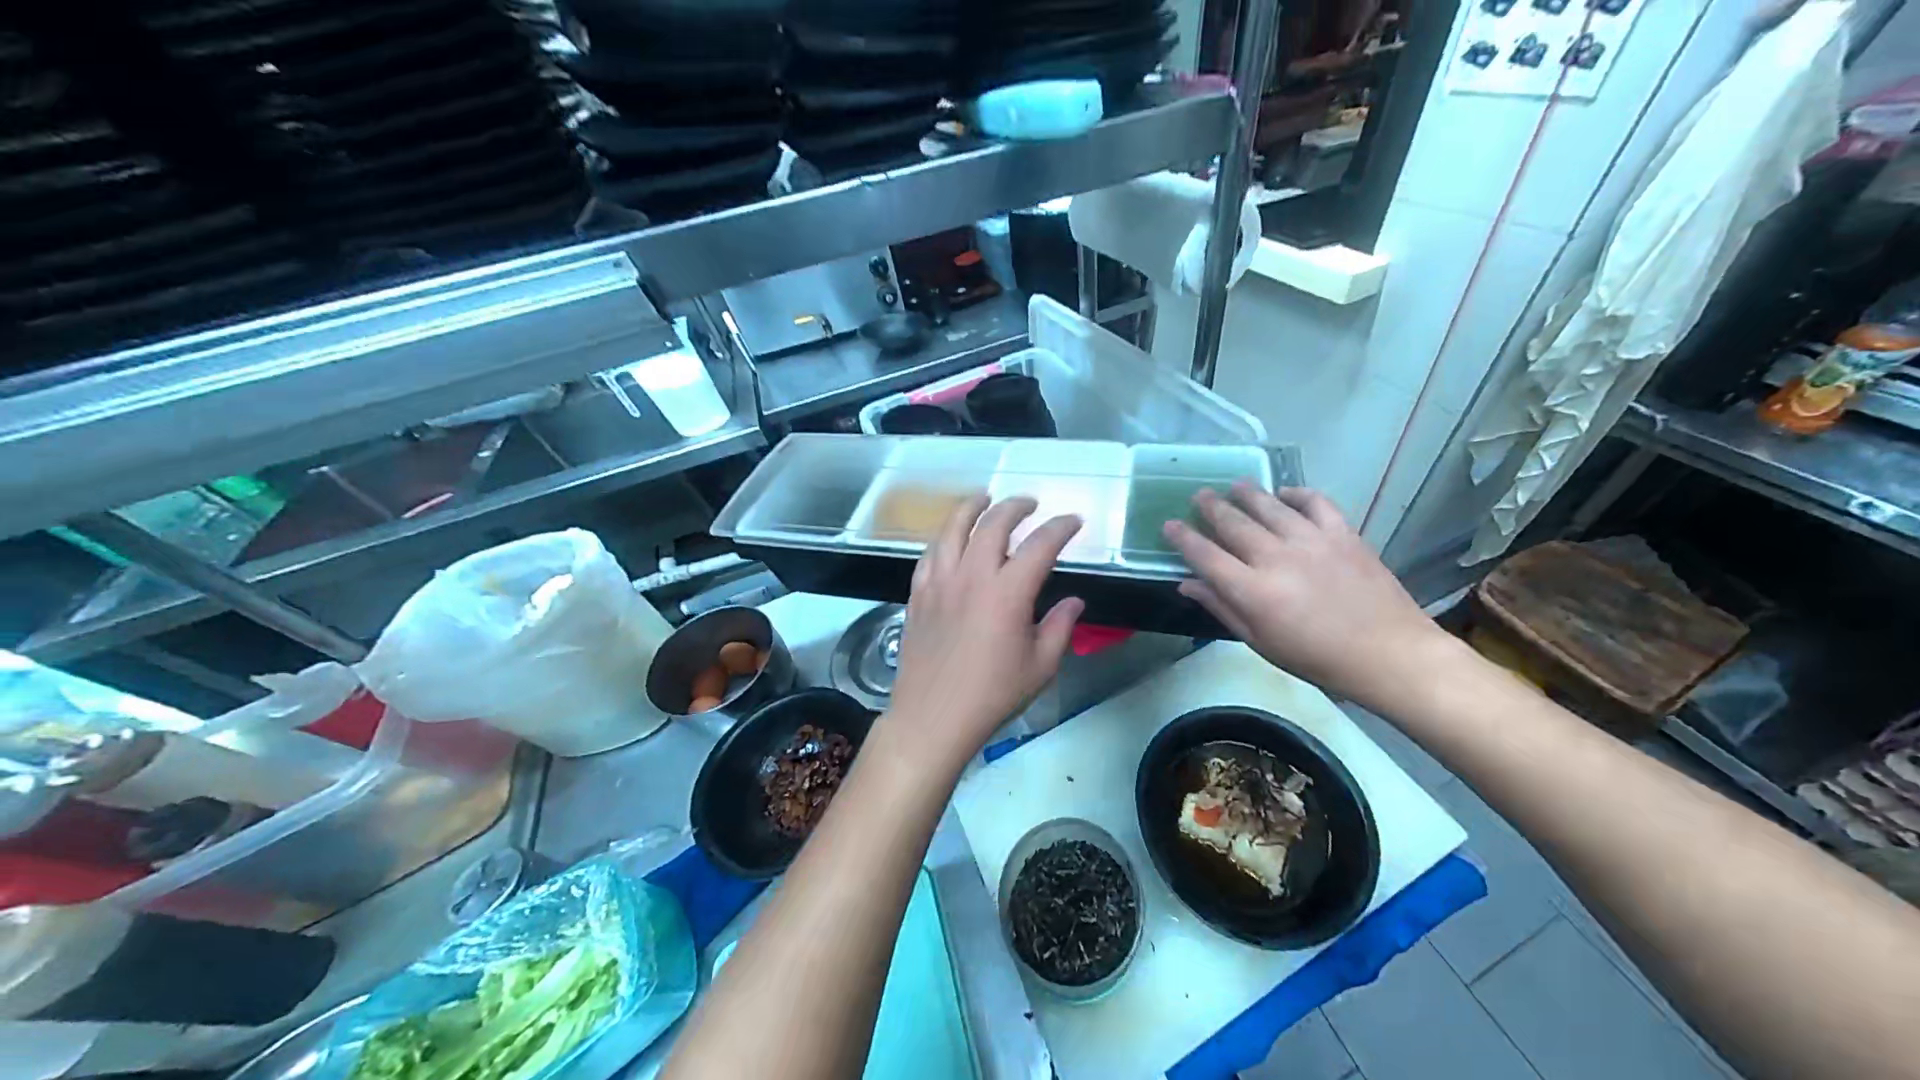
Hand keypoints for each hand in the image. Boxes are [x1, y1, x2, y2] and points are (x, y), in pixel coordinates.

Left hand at [884, 495, 1084, 770]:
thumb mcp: (1040, 666)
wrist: (933, 717)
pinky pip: (930, 552)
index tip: (1073, 522)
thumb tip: (1074, 602)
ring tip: (984, 499)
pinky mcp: (918, 593)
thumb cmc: (992, 695)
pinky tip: (950, 538)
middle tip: (1030, 504)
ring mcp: (939, 581)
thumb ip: (1060, 628)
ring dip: (972, 507)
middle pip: (993, 523)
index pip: (1040, 544)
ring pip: (953, 528)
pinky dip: (944, 537)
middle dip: (1016, 506)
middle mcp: (971, 576)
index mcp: (1007, 592)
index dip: (1061, 528)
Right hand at [1164, 484, 1448, 709]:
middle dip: (1210, 506)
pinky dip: (1296, 493)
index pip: (1204, 554)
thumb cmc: (1317, 658)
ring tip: (1234, 486)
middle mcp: (1276, 557)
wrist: (1388, 654)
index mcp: (1252, 590)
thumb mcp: (1260, 642)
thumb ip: (1222, 608)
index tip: (1169, 525)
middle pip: (1232, 522)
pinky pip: (1315, 501)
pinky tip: (1285, 493)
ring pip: (1269, 505)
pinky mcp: (1343, 533)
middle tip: (1198, 495)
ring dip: (1246, 493)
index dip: (1182, 537)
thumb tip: (1188, 584)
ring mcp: (1311, 540)